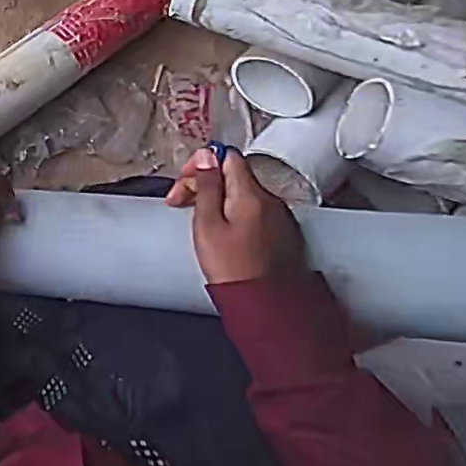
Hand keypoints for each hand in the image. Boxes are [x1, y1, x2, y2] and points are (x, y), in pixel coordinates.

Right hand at [166, 146, 307, 284]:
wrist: (265, 308)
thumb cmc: (233, 269)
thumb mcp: (206, 223)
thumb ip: (207, 186)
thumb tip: (207, 157)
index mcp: (252, 195)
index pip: (229, 157)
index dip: (203, 163)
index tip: (188, 179)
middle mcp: (272, 202)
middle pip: (234, 174)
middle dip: (206, 182)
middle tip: (183, 201)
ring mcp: (280, 218)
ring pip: (243, 193)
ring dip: (218, 198)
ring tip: (200, 219)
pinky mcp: (282, 234)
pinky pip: (255, 211)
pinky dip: (235, 213)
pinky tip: (221, 231)